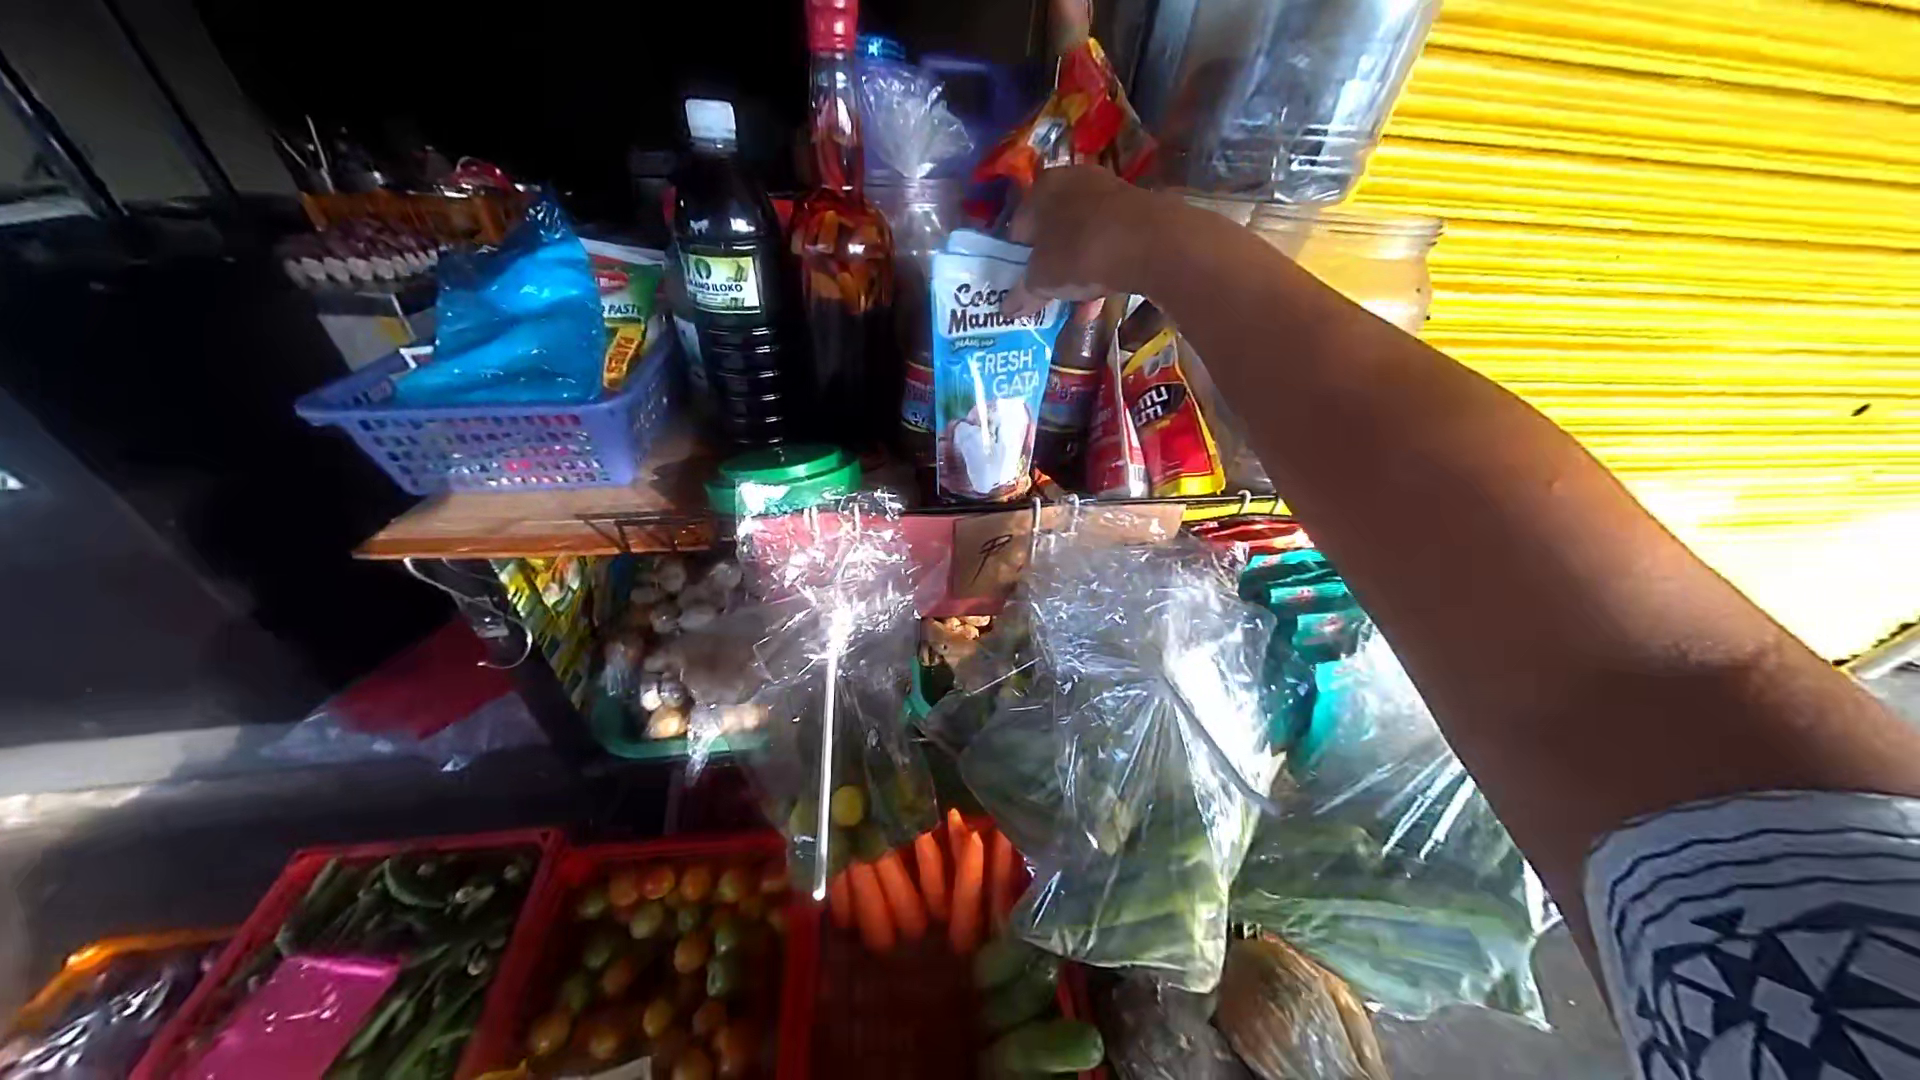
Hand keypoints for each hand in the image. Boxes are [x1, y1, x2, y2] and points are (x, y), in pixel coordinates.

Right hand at [1003, 165, 1164, 314]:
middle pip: (1052, 228)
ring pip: (1082, 235)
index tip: (1019, 284)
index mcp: (1041, 188)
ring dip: (1076, 266)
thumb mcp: (1042, 280)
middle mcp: (1073, 180)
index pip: (1018, 226)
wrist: (1150, 242)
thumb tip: (1006, 309)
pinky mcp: (1136, 210)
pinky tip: (1101, 293)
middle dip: (1048, 261)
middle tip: (1045, 291)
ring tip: (1073, 297)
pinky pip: (1109, 242)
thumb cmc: (1079, 252)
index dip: (1015, 259)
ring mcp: (1108, 192)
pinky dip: (1102, 265)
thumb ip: (1022, 294)